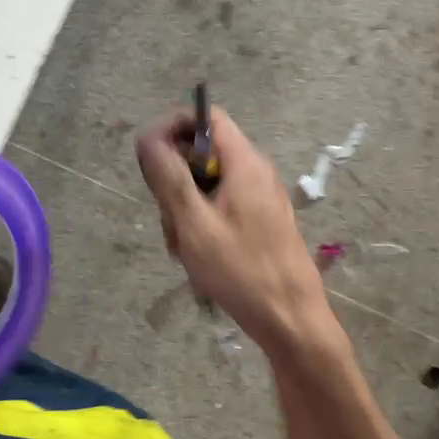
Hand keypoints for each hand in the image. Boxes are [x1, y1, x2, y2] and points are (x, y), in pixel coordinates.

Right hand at [134, 106, 324, 352]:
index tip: (149, 160)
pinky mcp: (261, 222)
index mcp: (245, 164)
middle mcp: (256, 173)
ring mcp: (260, 198)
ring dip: (184, 209)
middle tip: (168, 219)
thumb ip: (168, 176)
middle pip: (202, 153)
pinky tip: (197, 255)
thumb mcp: (193, 223)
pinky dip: (201, 224)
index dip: (172, 128)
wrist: (290, 320)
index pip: (206, 117)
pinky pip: (220, 207)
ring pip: (207, 185)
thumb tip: (148, 137)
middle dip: (174, 181)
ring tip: (182, 246)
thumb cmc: (240, 270)